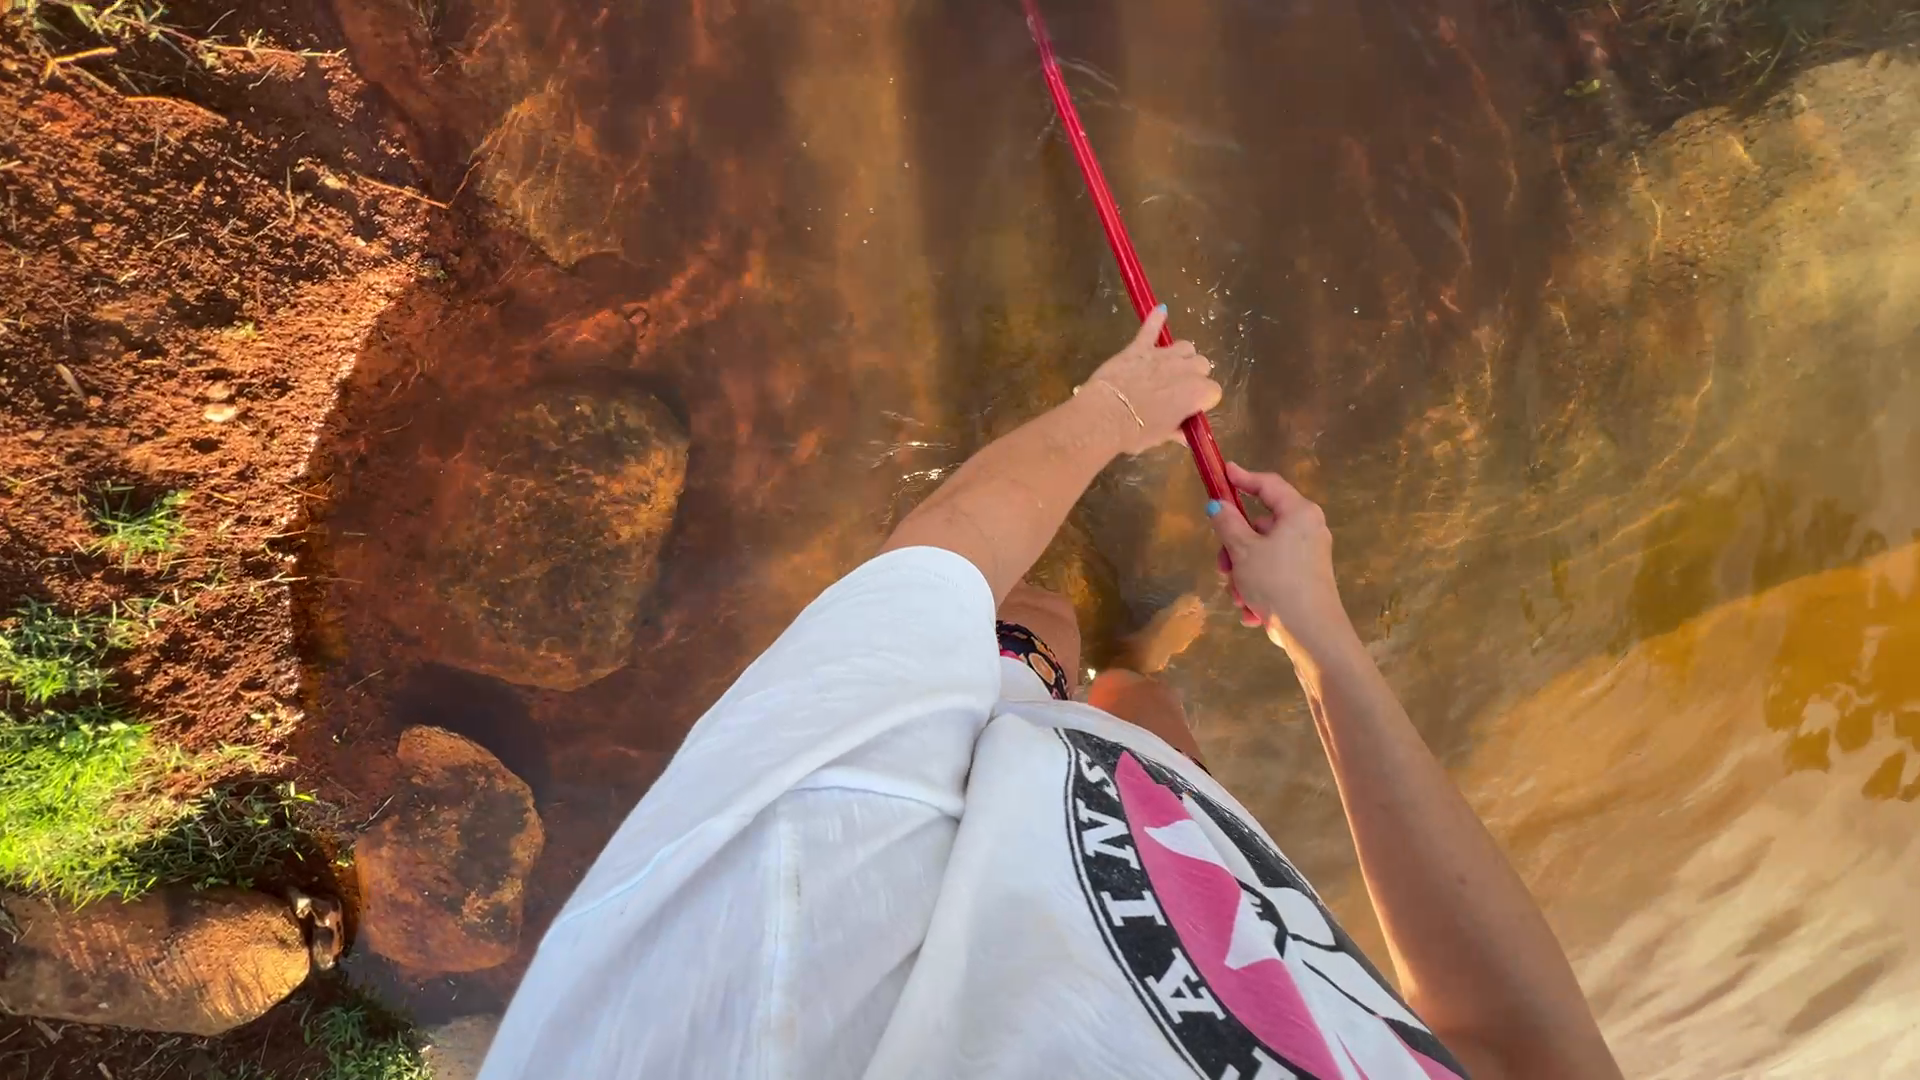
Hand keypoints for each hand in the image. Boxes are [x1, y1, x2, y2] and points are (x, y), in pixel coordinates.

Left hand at [1077, 304, 1221, 455]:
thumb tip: (1185, 436)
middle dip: (1193, 377)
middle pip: (1202, 365)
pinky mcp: (1140, 347)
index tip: (1188, 410)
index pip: (1213, 392)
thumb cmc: (1136, 432)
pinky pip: (1151, 328)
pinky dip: (1155, 319)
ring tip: (1168, 368)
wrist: (1105, 417)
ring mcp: (1163, 355)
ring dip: (1180, 356)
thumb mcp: (1162, 437)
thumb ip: (1177, 430)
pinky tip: (1160, 310)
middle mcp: (1187, 369)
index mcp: (1198, 393)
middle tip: (1176, 391)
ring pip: (1185, 347)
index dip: (1201, 401)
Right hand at [1206, 462, 1354, 656]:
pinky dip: (1257, 589)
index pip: (1268, 485)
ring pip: (1260, 555)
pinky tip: (1252, 610)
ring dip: (1242, 575)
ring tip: (1240, 597)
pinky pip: (1271, 575)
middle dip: (1234, 549)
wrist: (1310, 632)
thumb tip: (1217, 505)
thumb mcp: (1243, 550)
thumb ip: (1227, 523)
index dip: (1242, 477)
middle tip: (1223, 567)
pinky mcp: (1305, 580)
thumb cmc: (1276, 581)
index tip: (1222, 473)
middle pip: (1258, 526)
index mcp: (1298, 513)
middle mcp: (1307, 530)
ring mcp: (1308, 557)